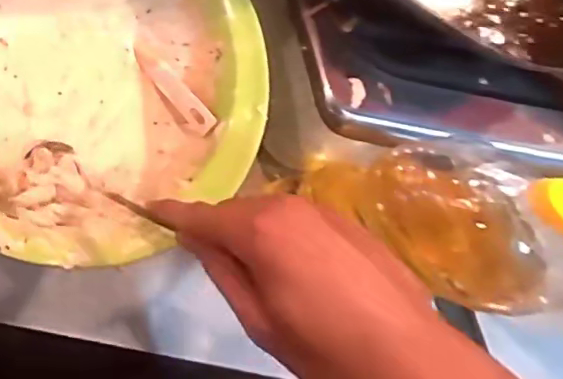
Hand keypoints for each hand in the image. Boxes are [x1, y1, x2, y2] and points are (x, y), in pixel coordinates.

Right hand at [152, 195, 511, 378]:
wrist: (411, 357)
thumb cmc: (325, 349)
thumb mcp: (260, 322)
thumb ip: (222, 271)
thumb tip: (195, 237)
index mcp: (257, 229)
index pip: (202, 215)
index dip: (174, 212)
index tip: (151, 207)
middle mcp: (284, 204)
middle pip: (236, 211)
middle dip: (223, 231)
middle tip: (223, 266)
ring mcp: (318, 208)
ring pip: (269, 213)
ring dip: (258, 233)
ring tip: (271, 276)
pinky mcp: (345, 219)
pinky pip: (300, 219)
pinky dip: (289, 236)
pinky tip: (309, 274)